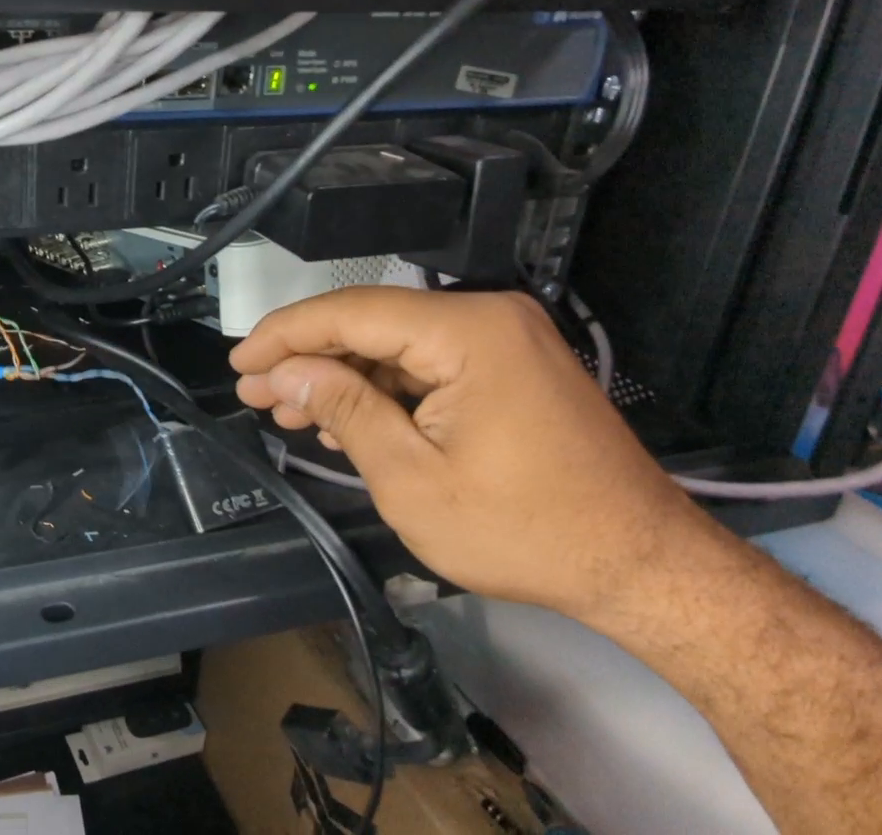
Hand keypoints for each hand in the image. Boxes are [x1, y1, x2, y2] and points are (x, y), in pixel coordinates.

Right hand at [231, 287, 721, 620]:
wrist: (642, 568)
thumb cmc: (523, 530)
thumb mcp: (412, 478)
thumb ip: (345, 410)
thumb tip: (287, 373)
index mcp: (467, 331)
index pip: (350, 313)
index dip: (284, 336)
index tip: (238, 364)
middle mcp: (486, 318)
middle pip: (370, 325)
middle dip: (307, 361)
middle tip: (254, 395)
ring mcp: (502, 342)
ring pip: (394, 347)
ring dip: (340, 379)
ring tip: (289, 414)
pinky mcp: (509, 370)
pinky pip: (427, 367)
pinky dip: (381, 393)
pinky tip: (343, 423)